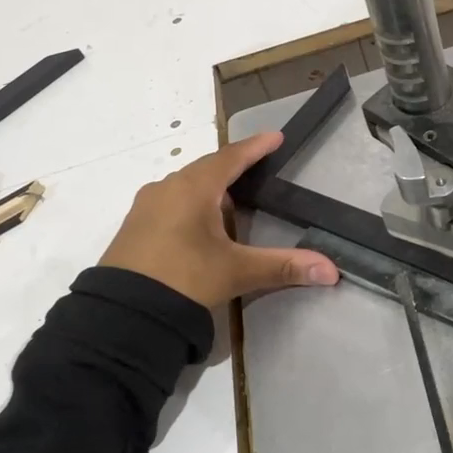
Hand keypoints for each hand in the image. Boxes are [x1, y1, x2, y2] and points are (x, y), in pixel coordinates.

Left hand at [98, 132, 339, 309]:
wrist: (121, 315)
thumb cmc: (183, 279)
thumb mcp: (236, 271)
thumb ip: (283, 266)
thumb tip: (332, 270)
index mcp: (193, 188)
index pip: (231, 157)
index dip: (256, 147)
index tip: (275, 137)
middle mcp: (167, 188)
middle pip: (207, 168)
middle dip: (233, 166)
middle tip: (258, 168)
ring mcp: (146, 208)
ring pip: (185, 186)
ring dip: (210, 187)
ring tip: (232, 200)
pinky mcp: (134, 228)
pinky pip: (170, 203)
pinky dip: (191, 205)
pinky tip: (200, 225)